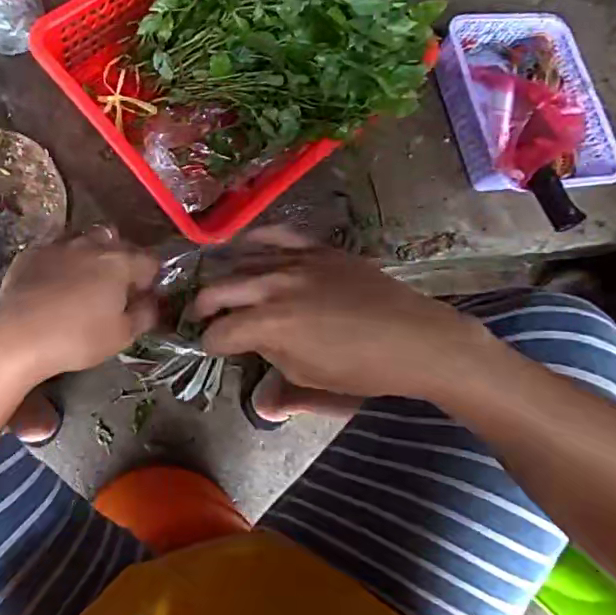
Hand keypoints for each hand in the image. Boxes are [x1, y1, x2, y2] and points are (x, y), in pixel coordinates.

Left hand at [0, 228, 159, 384]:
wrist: (16, 338)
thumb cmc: (77, 339)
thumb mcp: (121, 336)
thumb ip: (144, 315)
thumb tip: (152, 302)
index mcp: (120, 263)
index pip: (150, 261)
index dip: (151, 278)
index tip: (144, 297)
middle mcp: (92, 246)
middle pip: (118, 242)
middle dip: (123, 259)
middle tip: (118, 287)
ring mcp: (59, 246)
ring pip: (85, 239)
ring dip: (93, 254)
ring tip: (86, 279)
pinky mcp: (30, 254)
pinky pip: (55, 250)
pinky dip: (62, 261)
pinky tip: (55, 282)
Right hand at [190, 230, 492, 400]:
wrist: (413, 338)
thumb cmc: (361, 369)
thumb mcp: (310, 378)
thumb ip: (273, 367)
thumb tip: (255, 371)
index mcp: (267, 325)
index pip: (220, 332)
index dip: (210, 343)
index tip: (212, 348)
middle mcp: (272, 286)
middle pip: (220, 290)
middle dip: (204, 306)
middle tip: (202, 316)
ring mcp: (296, 262)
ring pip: (244, 260)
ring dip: (226, 275)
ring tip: (222, 287)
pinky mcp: (318, 249)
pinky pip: (278, 235)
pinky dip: (257, 239)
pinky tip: (246, 246)